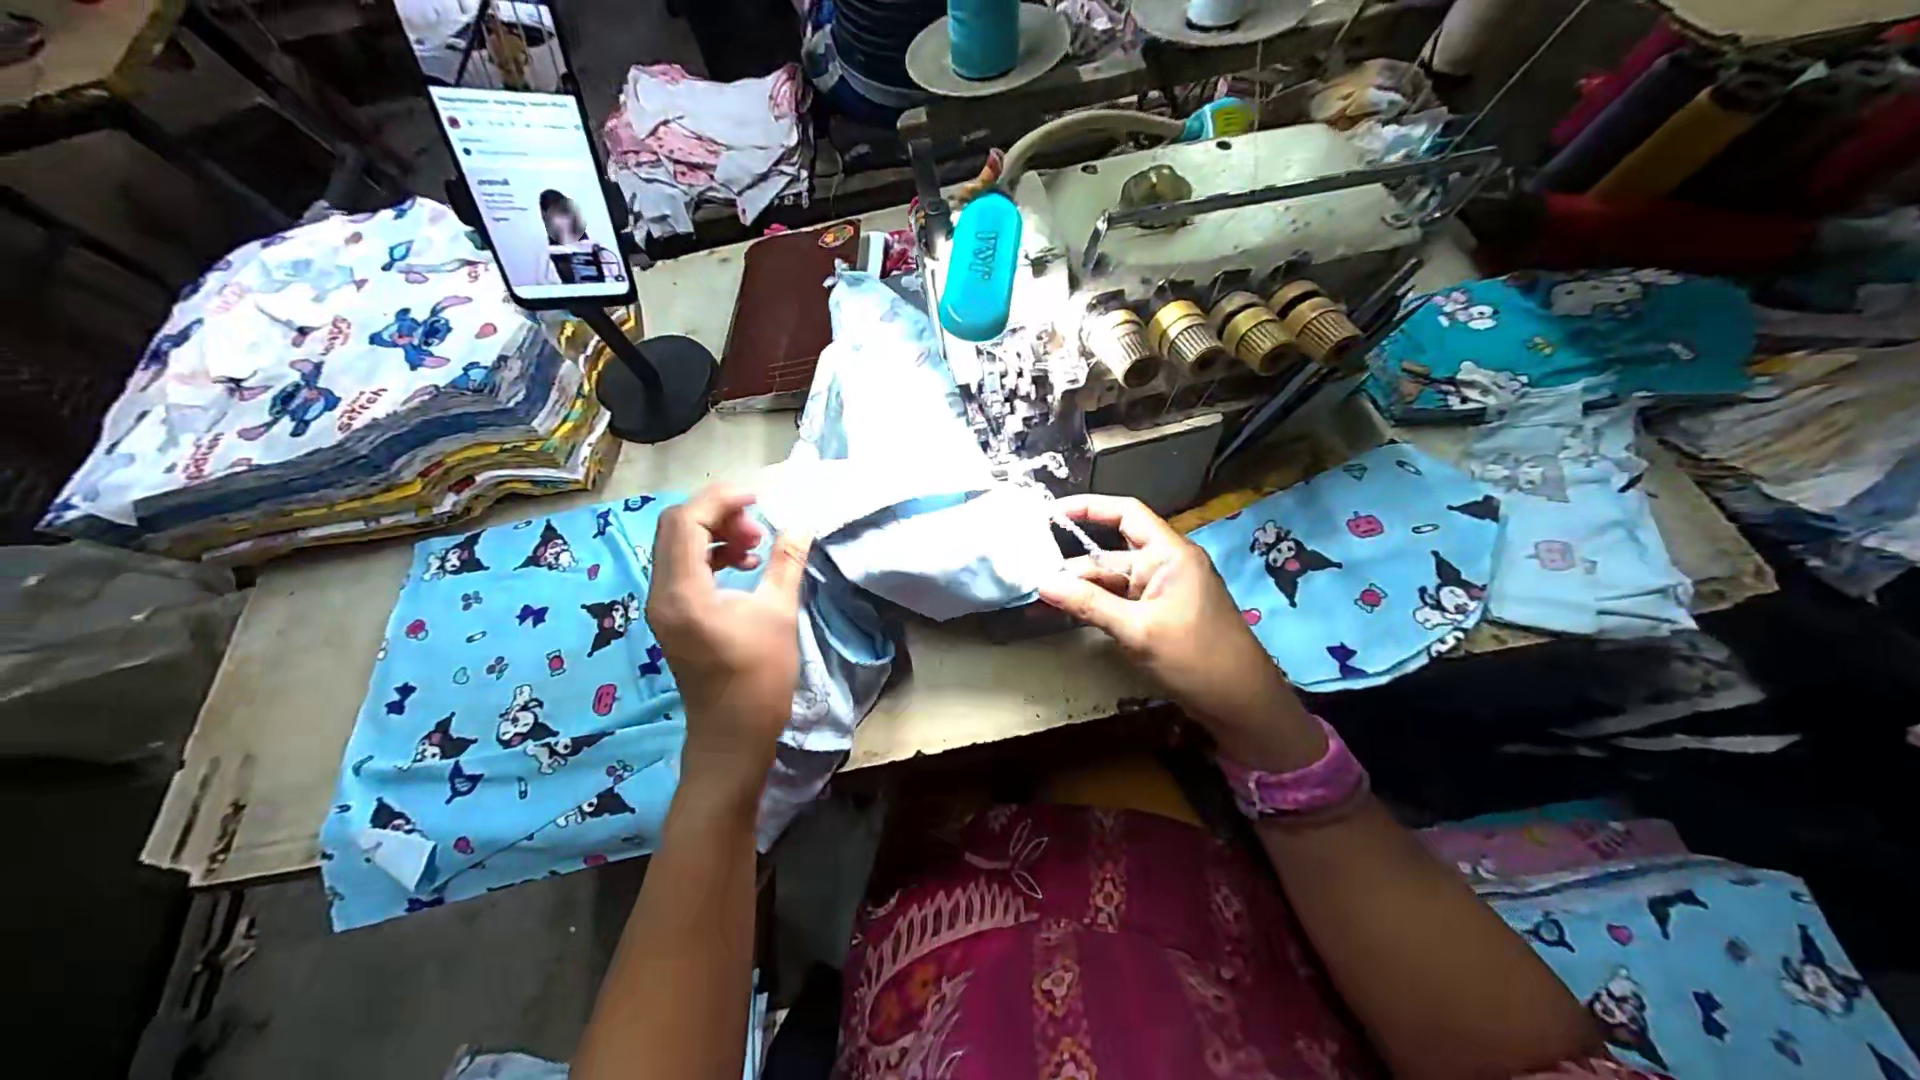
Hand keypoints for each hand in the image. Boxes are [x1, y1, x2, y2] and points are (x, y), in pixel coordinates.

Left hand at [647, 485, 811, 797]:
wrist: (732, 734)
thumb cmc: (759, 677)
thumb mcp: (779, 613)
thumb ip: (785, 561)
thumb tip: (800, 524)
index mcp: (684, 591)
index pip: (688, 521)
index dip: (722, 498)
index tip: (759, 496)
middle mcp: (662, 593)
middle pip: (676, 526)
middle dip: (719, 513)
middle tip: (758, 524)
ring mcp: (663, 606)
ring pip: (678, 545)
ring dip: (715, 533)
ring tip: (754, 545)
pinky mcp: (672, 615)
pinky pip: (683, 567)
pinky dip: (710, 555)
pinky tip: (742, 565)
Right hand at [1038, 495, 1324, 770]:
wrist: (1242, 704)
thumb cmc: (1197, 659)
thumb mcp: (1138, 630)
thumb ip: (1089, 604)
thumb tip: (1044, 583)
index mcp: (1169, 555)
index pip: (1127, 514)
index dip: (1090, 507)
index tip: (1053, 511)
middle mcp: (1165, 566)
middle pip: (1111, 555)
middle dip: (1074, 568)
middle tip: (1033, 581)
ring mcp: (1162, 593)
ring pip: (1112, 582)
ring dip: (1080, 592)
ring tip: (1040, 602)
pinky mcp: (1158, 616)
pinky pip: (1120, 603)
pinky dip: (1095, 608)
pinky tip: (1066, 615)